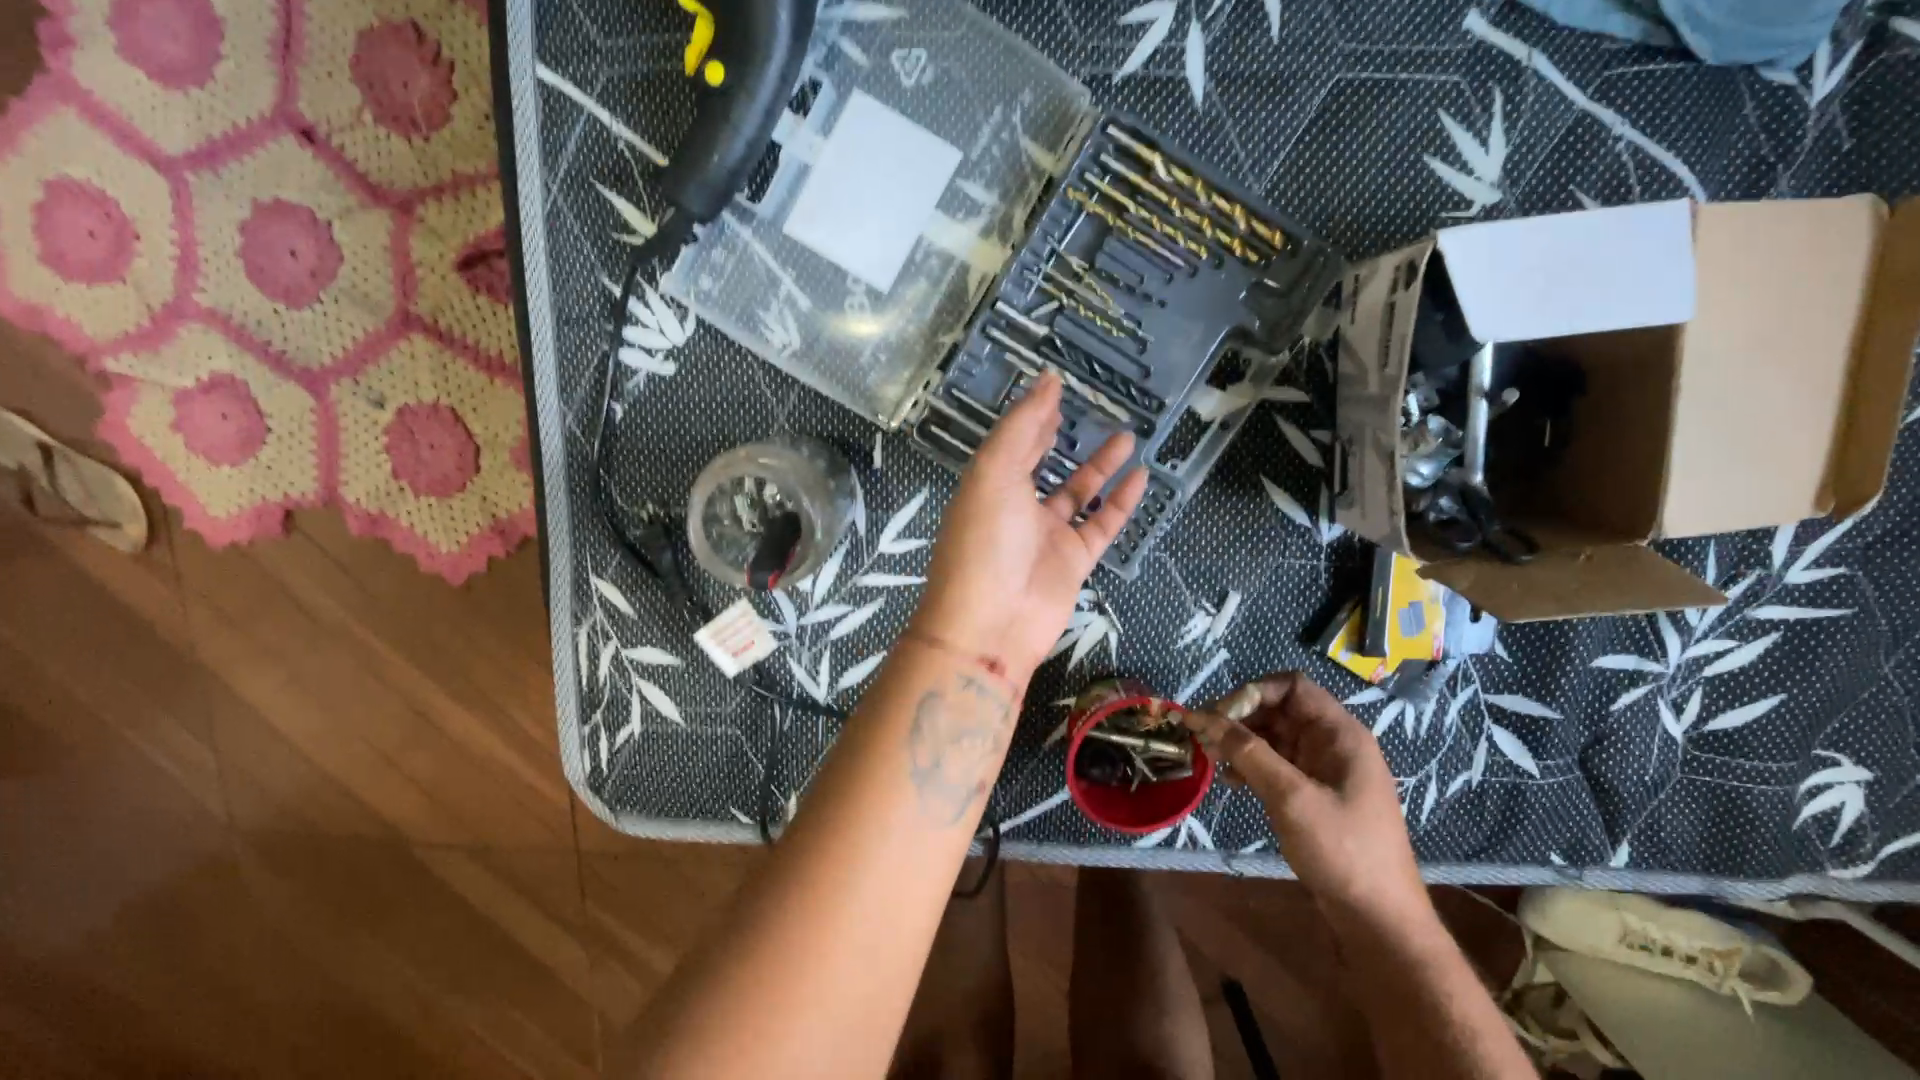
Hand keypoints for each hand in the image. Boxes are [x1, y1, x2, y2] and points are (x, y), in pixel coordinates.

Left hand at [911, 374, 1147, 681]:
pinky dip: (1121, 501)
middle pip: (1042, 466)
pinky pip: (1102, 524)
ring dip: (1100, 466)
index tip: (1056, 389)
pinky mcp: (1073, 561)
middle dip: (1060, 439)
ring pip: (1078, 493)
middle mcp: (1015, 508)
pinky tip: (1140, 475)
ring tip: (1127, 435)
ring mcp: (1046, 536)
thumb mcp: (994, 471)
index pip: (1012, 443)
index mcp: (987, 485)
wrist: (991, 624)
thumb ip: (1022, 425)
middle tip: (1088, 410)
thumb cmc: (983, 540)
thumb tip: (1048, 381)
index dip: (1032, 417)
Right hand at [1183, 674, 1430, 934]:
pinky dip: (1251, 765)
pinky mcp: (1315, 794)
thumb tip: (1204, 717)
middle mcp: (1333, 744)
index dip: (1251, 692)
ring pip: (1275, 738)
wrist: (1378, 915)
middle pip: (1280, 710)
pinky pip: (1278, 765)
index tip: (1217, 715)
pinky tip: (1229, 780)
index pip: (1291, 687)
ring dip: (1241, 742)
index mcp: (1340, 734)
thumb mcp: (1290, 797)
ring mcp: (1325, 770)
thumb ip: (1248, 752)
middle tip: (1202, 737)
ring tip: (1208, 757)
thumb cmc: (1341, 849)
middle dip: (1239, 717)